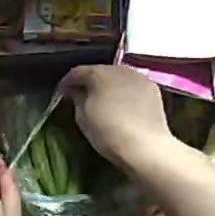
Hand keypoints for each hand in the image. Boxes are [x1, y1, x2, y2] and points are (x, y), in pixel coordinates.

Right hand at [62, 64, 176, 170]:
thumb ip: (77, 99)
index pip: (76, 72)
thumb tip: (77, 91)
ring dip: (108, 85)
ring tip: (103, 101)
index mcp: (98, 74)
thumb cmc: (108, 132)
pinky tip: (122, 105)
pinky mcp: (152, 88)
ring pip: (117, 77)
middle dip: (89, 82)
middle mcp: (119, 69)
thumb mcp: (83, 118)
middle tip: (81, 96)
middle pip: (99, 71)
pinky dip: (124, 91)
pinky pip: (132, 85)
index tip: (62, 94)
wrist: (145, 146)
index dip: (66, 83)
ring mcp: (139, 77)